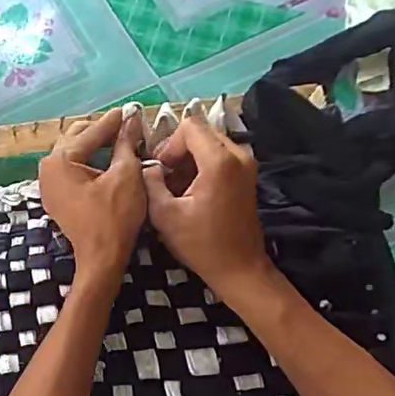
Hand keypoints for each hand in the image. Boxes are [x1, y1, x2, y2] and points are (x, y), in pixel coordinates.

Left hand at [38, 109, 145, 276]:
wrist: (101, 259)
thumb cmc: (114, 218)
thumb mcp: (126, 175)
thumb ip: (126, 143)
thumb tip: (131, 118)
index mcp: (60, 161)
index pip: (90, 132)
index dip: (114, 121)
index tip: (131, 110)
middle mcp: (47, 169)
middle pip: (76, 138)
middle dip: (102, 131)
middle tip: (126, 126)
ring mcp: (48, 184)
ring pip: (73, 153)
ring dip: (95, 145)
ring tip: (120, 140)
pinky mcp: (56, 197)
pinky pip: (71, 169)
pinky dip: (89, 162)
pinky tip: (108, 160)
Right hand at [142, 116, 273, 295]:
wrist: (239, 269)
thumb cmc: (201, 244)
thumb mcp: (165, 215)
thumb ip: (150, 183)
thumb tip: (147, 168)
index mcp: (220, 161)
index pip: (189, 126)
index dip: (169, 145)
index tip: (161, 170)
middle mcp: (239, 155)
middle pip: (200, 132)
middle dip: (178, 151)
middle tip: (164, 177)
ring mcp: (246, 165)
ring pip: (210, 143)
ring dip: (189, 159)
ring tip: (176, 188)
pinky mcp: (247, 176)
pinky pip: (220, 156)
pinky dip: (202, 166)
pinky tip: (191, 192)